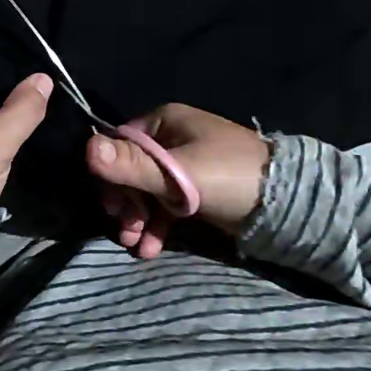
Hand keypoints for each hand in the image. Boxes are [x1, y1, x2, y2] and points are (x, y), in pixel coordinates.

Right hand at [85, 104, 270, 257]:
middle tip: (126, 232)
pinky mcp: (197, 190)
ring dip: (139, 220)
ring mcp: (185, 166)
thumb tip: (86, 147)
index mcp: (165, 122)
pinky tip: (151, 249)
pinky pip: (166, 205)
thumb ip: (133, 165)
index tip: (112, 208)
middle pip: (132, 172)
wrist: (284, 202)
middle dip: (126, 206)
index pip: (120, 146)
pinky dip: (157, 226)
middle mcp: (172, 139)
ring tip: (138, 247)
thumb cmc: (228, 176)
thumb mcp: (178, 173)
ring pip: (148, 192)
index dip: (111, 178)